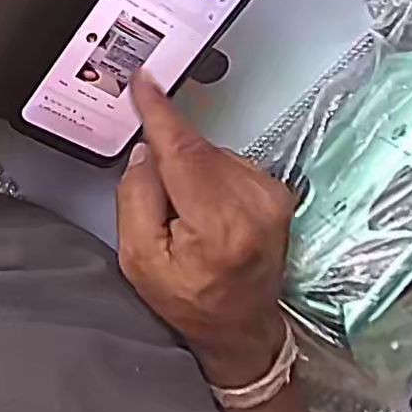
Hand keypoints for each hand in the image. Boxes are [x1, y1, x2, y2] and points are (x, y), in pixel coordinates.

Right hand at [116, 73, 296, 387]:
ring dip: (186, 169)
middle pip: (192, 150)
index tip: (143, 82)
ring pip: (208, 152)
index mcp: (219, 226)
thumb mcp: (139, 259)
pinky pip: (224, 161)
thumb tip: (146, 152)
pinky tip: (204, 209)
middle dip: (165, 161)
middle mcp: (254, 206)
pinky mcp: (276, 193)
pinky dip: (205, 173)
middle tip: (160, 204)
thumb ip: (136, 198)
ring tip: (185, 215)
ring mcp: (271, 197)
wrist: (240, 328)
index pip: (182, 152)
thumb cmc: (191, 301)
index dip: (158, 113)